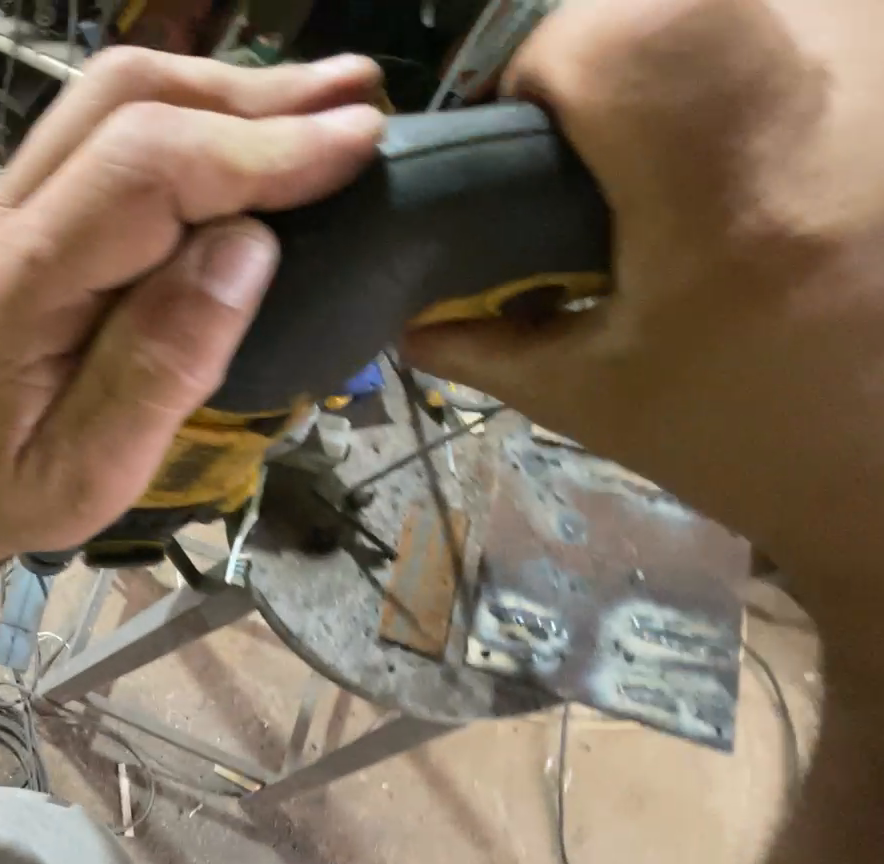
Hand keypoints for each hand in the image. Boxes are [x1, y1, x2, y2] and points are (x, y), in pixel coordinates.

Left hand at [0, 48, 385, 573]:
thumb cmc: (11, 498)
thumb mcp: (91, 471)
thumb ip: (159, 368)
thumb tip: (248, 247)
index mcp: (7, 296)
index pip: (134, 174)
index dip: (251, 149)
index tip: (355, 148)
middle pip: (116, 104)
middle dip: (245, 98)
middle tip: (356, 108)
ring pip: (107, 104)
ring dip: (218, 98)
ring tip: (321, 112)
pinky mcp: (17, 224)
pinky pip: (99, 141)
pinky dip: (184, 126)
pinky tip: (245, 145)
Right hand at [404, 0, 883, 601]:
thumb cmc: (752, 440)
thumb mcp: (584, 399)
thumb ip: (478, 346)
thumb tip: (403, 320)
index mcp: (725, 196)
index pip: (616, 37)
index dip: (544, 65)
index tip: (521, 137)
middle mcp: (841, 97)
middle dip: (611, 45)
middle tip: (587, 135)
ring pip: (754, 2)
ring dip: (684, 47)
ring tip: (661, 141)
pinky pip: (813, 23)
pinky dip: (752, 57)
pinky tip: (736, 143)